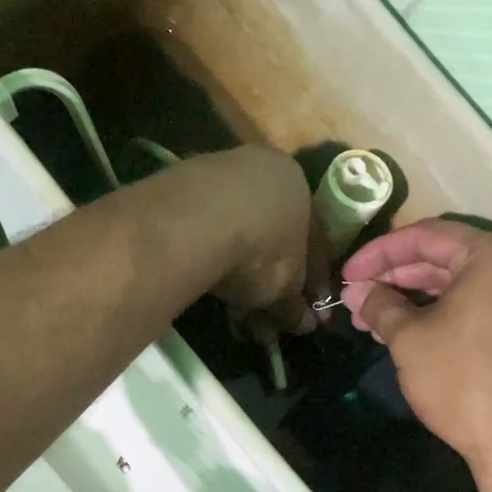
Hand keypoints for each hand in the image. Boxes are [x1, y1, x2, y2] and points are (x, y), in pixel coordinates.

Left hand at [152, 146, 321, 332]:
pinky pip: (204, 227)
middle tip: (265, 308)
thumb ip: (294, 306)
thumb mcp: (283, 287)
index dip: (311, 278)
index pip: (313, 239)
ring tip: (233, 301)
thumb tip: (306, 323)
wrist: (196, 223)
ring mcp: (217, 170)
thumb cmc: (260, 251)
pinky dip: (209, 253)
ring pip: (236, 227)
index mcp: (299, 185)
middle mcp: (261, 168)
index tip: (308, 308)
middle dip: (270, 272)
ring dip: (238, 264)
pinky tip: (206, 277)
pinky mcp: (178, 183)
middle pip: (272, 229)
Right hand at [341, 219, 491, 484]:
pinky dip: (449, 315)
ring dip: (419, 300)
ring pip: (468, 286)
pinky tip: (416, 337)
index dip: (380, 253)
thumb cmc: (465, 381)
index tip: (347, 275)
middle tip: (358, 301)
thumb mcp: (411, 341)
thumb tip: (358, 292)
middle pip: (450, 258)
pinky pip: (487, 306)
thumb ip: (381, 307)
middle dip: (398, 278)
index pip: (428, 235)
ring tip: (376, 324)